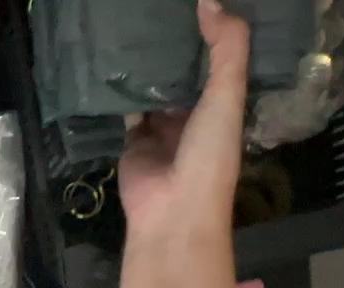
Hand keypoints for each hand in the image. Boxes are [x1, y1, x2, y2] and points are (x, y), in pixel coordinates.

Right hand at [118, 0, 250, 239]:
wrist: (173, 210)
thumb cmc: (210, 154)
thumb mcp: (229, 93)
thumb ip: (226, 46)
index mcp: (222, 108)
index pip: (219, 63)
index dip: (213, 33)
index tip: (200, 3)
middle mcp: (192, 117)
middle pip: (183, 74)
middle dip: (176, 46)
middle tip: (162, 8)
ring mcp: (160, 131)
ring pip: (153, 90)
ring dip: (147, 65)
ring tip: (136, 23)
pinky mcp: (132, 142)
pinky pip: (126, 110)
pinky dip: (120, 91)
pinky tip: (115, 61)